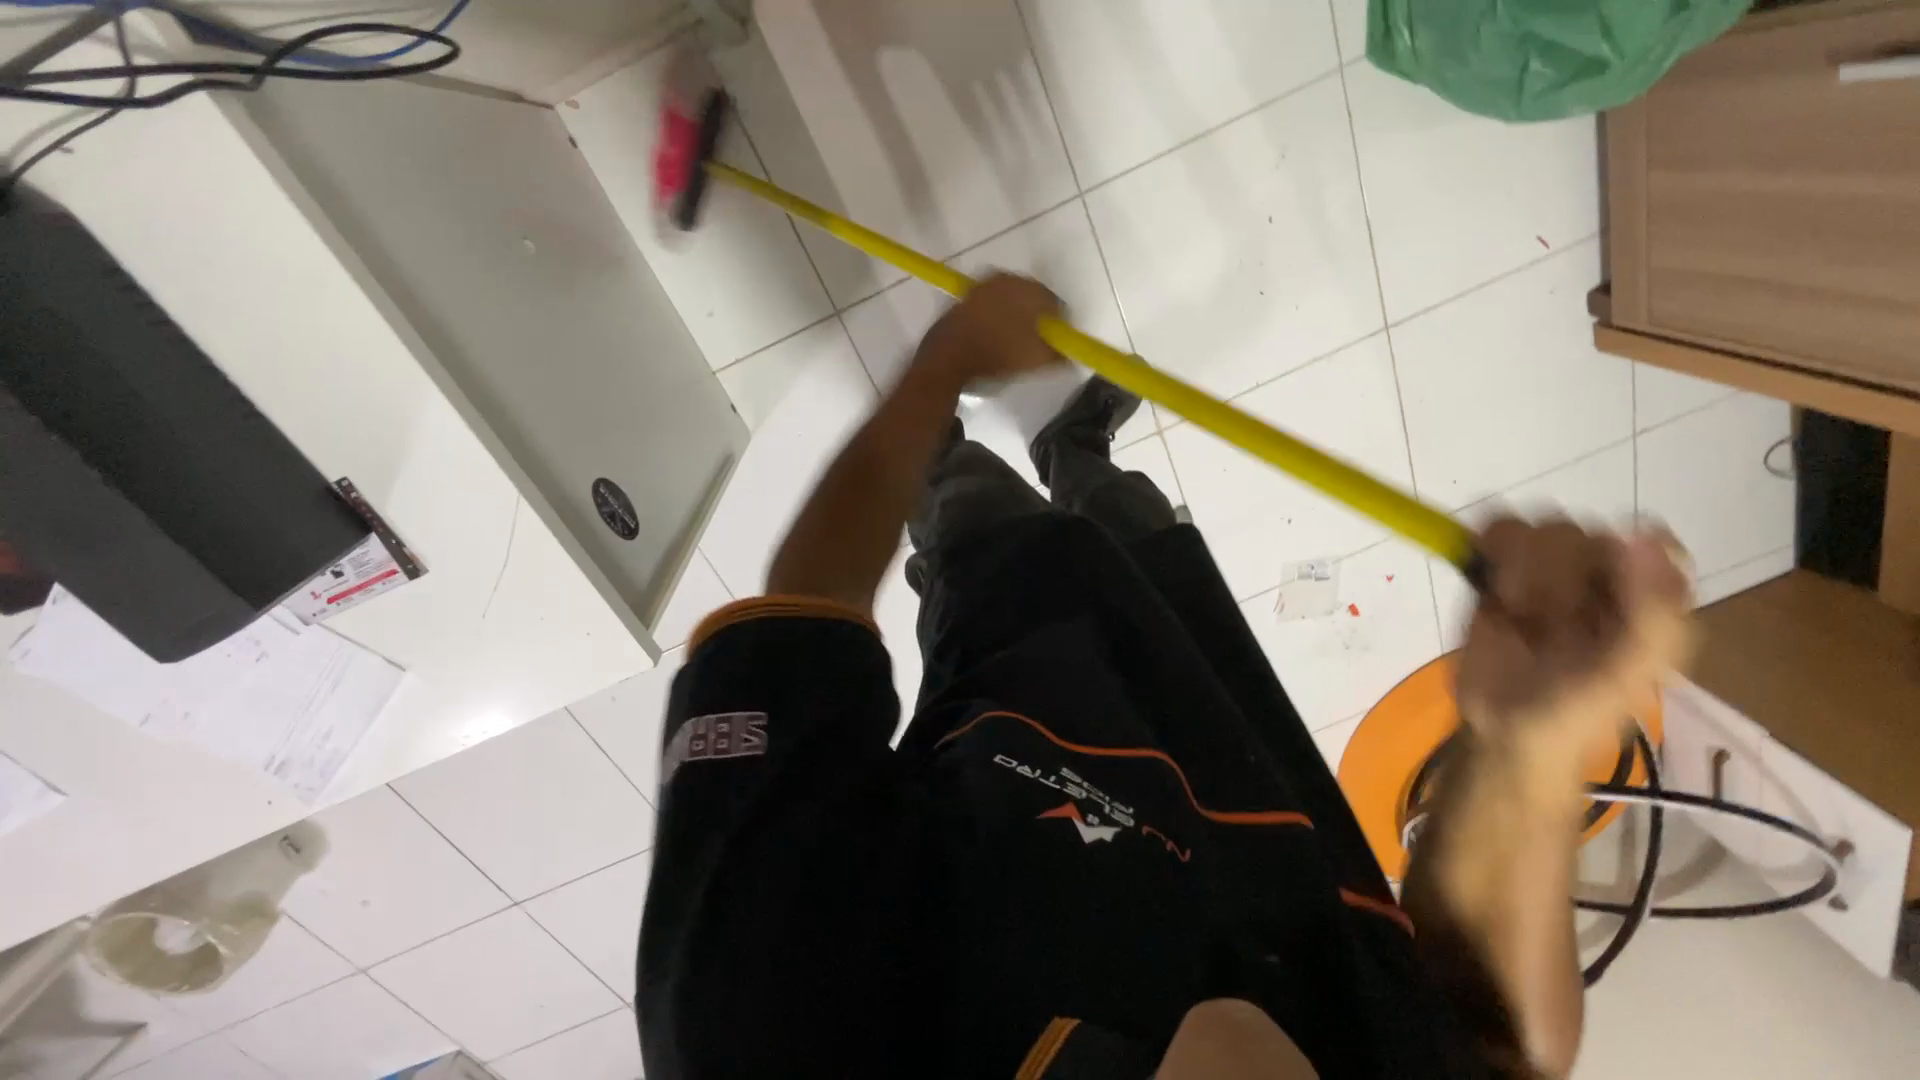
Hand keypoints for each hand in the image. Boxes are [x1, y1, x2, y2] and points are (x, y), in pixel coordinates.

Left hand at [917, 272, 1064, 385]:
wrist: (947, 357)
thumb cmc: (997, 355)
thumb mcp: (1036, 361)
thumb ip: (1059, 355)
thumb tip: (1069, 356)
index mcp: (1028, 288)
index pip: (1054, 301)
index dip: (1058, 322)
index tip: (1056, 340)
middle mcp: (1007, 279)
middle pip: (1030, 297)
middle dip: (1035, 316)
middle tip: (1036, 340)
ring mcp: (982, 285)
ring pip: (1007, 299)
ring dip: (1013, 316)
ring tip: (1012, 341)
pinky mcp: (963, 297)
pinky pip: (987, 306)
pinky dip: (993, 317)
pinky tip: (991, 337)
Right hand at [1456, 518, 1692, 759]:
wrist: (1504, 731)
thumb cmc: (1576, 711)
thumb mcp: (1631, 673)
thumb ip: (1654, 611)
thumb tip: (1640, 532)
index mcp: (1645, 596)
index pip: (1646, 541)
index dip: (1617, 557)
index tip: (1596, 591)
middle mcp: (1598, 578)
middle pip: (1580, 531)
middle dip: (1556, 574)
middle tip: (1545, 618)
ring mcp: (1544, 574)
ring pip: (1538, 526)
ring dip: (1520, 565)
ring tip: (1515, 607)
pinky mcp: (1497, 574)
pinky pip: (1497, 529)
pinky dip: (1489, 543)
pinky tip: (1490, 583)